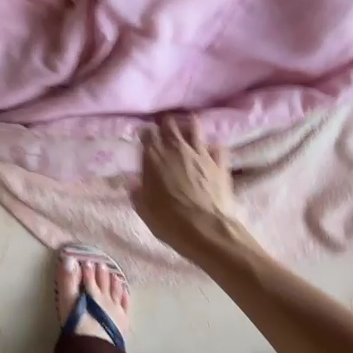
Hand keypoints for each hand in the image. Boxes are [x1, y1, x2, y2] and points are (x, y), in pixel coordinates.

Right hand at [133, 117, 237, 253]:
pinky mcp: (219, 163)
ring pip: (194, 126)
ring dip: (189, 126)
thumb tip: (133, 181)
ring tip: (187, 131)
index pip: (146, 132)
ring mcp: (200, 153)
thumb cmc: (170, 220)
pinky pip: (217, 147)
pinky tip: (211, 152)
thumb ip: (137, 190)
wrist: (206, 230)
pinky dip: (213, 147)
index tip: (144, 140)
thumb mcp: (143, 208)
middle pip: (170, 123)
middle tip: (164, 132)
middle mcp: (176, 147)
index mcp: (154, 156)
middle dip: (166, 125)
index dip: (145, 134)